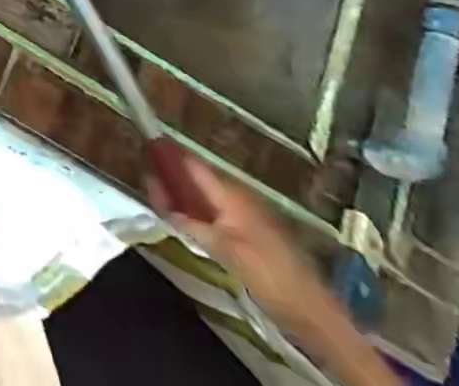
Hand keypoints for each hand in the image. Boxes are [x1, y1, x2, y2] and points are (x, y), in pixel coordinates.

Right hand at [149, 153, 337, 340]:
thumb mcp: (224, 250)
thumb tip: (161, 202)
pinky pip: (213, 214)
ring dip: (182, 197)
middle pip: (197, 180)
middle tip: (147, 181)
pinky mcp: (249, 234)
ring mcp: (245, 217)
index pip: (194, 165)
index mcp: (232, 196)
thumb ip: (190, 224)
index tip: (145, 145)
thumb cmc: (269, 276)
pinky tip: (184, 224)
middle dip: (172, 178)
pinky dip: (195, 214)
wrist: (313, 313)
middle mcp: (238, 199)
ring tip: (159, 201)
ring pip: (204, 198)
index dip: (169, 154)